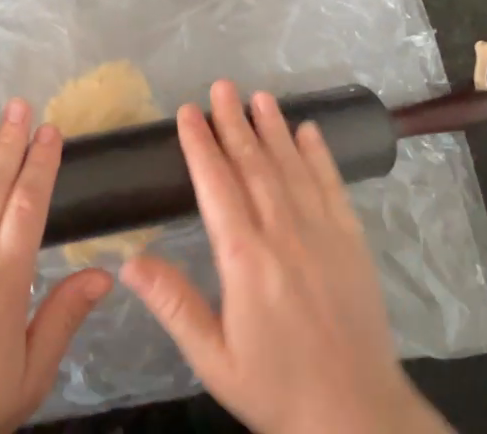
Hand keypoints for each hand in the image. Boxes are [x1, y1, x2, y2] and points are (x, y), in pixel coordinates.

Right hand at [120, 81, 451, 433]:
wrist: (358, 415)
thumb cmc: (276, 388)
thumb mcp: (214, 358)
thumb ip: (174, 304)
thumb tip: (129, 261)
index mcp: (246, 260)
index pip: (217, 186)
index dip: (200, 145)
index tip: (187, 112)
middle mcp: (285, 235)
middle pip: (254, 165)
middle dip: (234, 122)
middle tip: (221, 86)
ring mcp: (324, 235)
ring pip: (293, 168)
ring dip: (274, 129)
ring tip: (259, 96)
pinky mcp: (353, 244)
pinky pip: (333, 188)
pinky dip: (320, 156)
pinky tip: (309, 132)